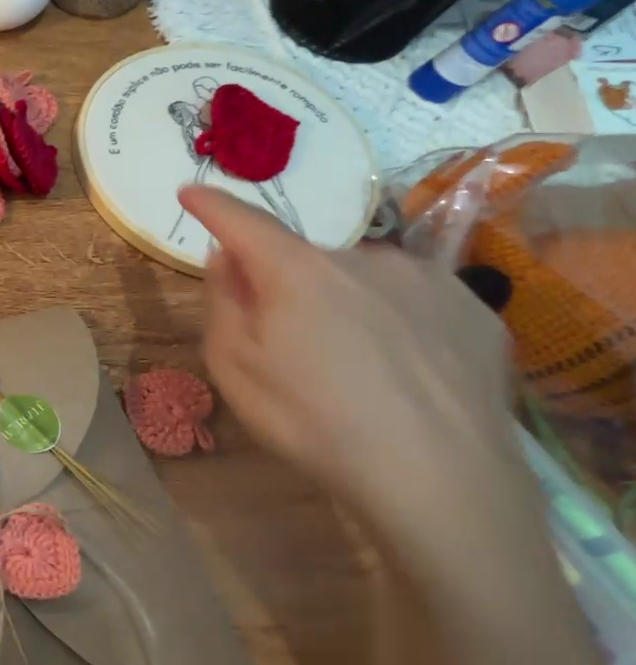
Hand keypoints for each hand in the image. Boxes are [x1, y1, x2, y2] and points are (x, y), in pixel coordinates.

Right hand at [180, 186, 528, 544]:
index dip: (212, 205)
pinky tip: (397, 370)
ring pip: (362, 279)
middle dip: (284, 284)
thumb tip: (227, 256)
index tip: (190, 189)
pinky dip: (393, 322)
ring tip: (347, 364)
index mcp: (297, 270)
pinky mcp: (475, 311)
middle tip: (280, 341)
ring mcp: (427, 280)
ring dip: (341, 302)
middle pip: (304, 260)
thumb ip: (223, 300)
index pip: (243, 221)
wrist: (435, 474)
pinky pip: (413, 302)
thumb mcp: (233, 365)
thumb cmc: (309, 418)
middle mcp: (364, 258)